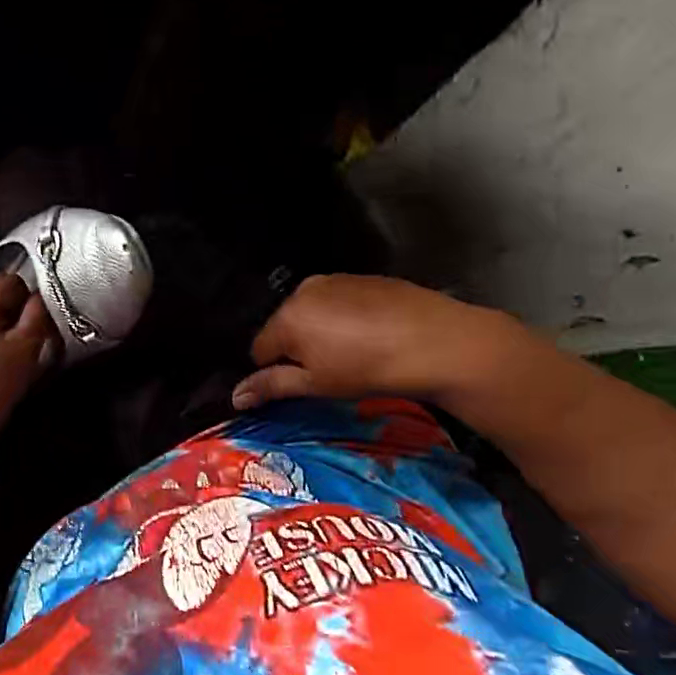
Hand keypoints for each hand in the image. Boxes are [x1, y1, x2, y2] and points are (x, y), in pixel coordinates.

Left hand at [0, 273, 59, 429]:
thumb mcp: (27, 343)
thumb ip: (39, 312)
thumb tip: (45, 294)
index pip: (10, 279)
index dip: (30, 296)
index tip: (42, 318)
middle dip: (19, 307)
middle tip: (34, 331)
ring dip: (12, 321)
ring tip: (22, 345)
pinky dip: (1, 333)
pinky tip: (9, 353)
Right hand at [232, 275, 529, 408]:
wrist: (440, 343)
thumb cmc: (369, 369)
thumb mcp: (316, 384)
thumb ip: (271, 386)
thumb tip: (235, 396)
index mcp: (287, 317)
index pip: (258, 349)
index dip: (274, 371)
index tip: (301, 384)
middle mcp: (304, 291)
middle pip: (283, 327)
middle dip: (296, 348)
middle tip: (327, 371)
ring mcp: (336, 280)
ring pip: (311, 313)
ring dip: (320, 333)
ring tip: (353, 354)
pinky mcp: (365, 278)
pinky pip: (338, 302)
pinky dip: (344, 319)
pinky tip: (371, 336)